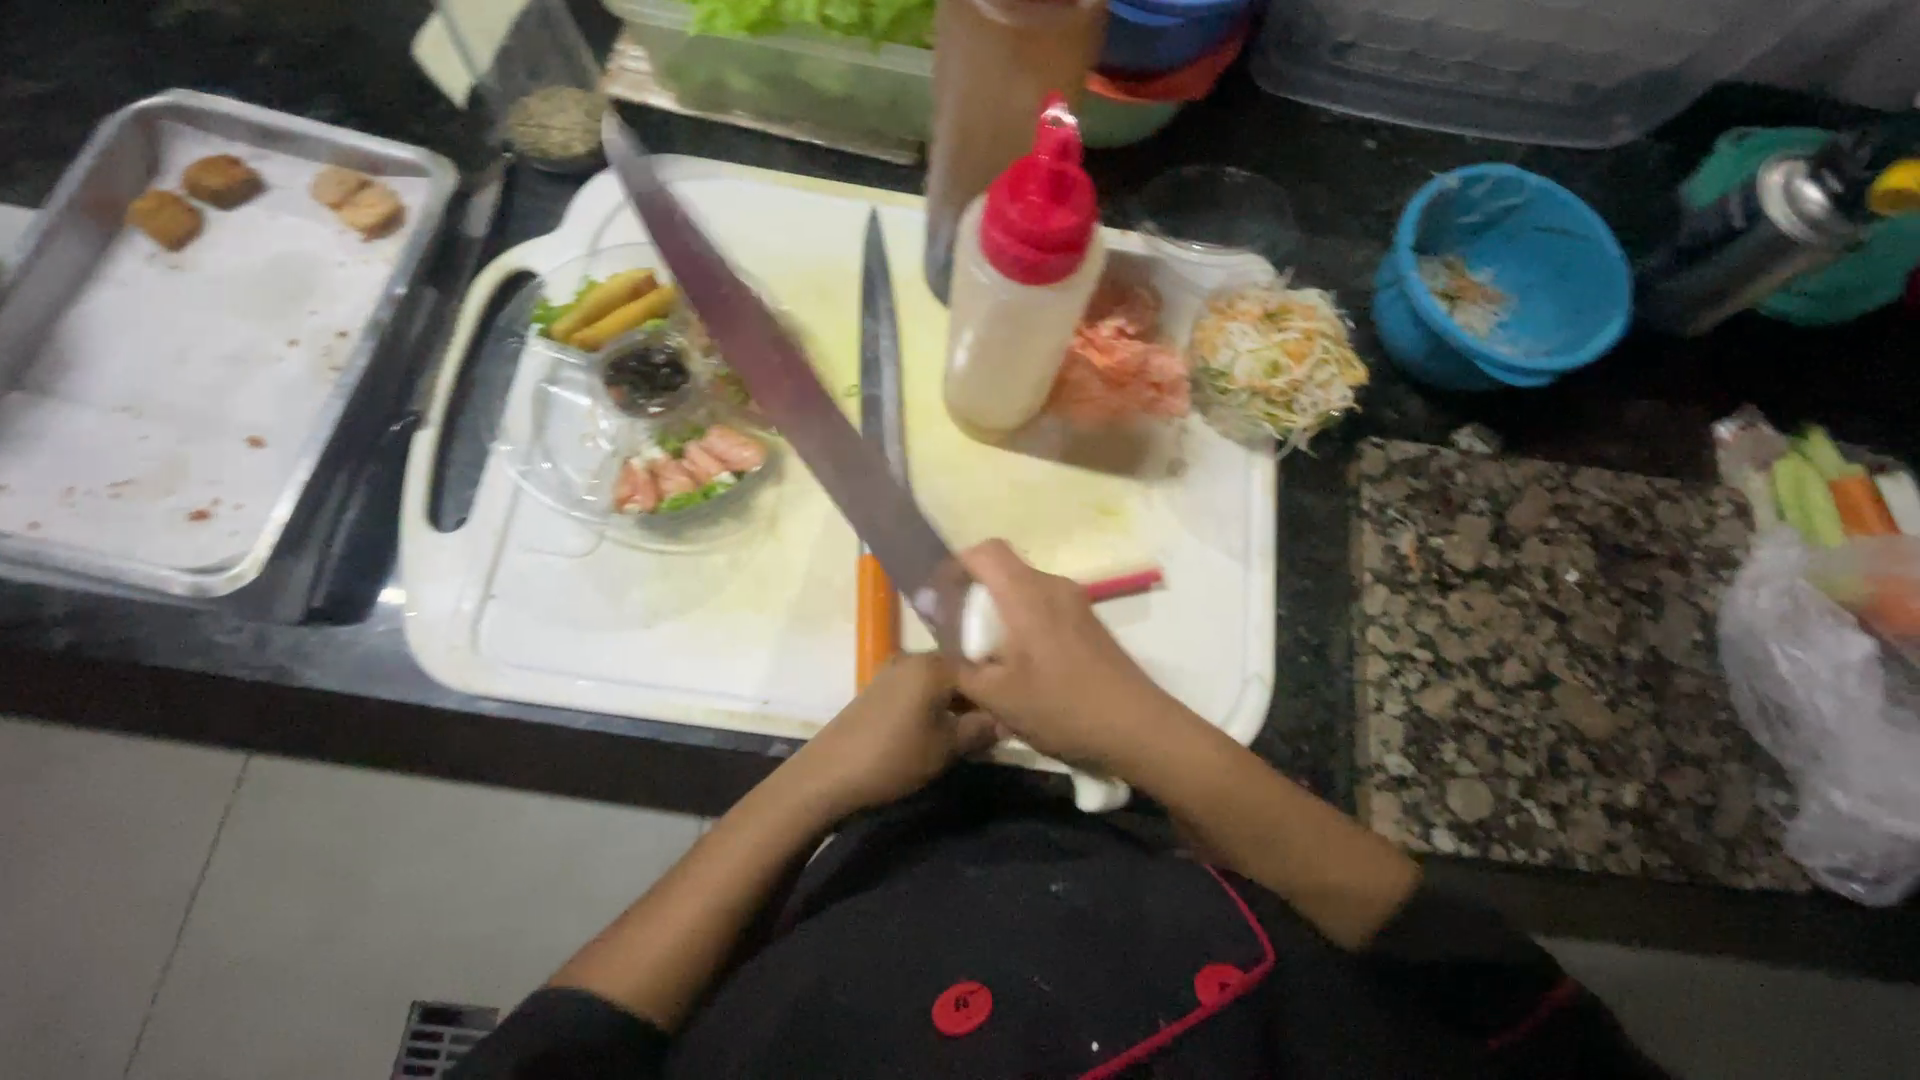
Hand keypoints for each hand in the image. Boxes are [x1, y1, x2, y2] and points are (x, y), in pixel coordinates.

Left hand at [787, 653, 999, 816]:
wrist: (829, 774)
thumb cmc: (894, 756)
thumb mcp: (946, 747)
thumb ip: (981, 729)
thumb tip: (1007, 719)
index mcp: (934, 663)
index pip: (983, 668)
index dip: (1002, 693)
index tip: (1017, 717)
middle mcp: (914, 657)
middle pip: (961, 672)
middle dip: (979, 698)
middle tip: (998, 727)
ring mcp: (893, 671)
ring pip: (940, 682)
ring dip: (957, 703)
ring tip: (973, 732)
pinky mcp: (879, 688)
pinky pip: (920, 689)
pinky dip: (936, 705)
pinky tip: (942, 729)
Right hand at [955, 540, 1194, 772]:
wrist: (1138, 727)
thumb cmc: (1062, 706)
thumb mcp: (997, 697)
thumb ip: (961, 671)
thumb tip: (945, 655)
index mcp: (1027, 594)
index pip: (985, 551)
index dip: (955, 566)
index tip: (940, 598)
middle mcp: (1053, 587)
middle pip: (1003, 571)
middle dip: (974, 597)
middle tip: (958, 635)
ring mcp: (1076, 603)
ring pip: (1024, 592)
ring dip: (999, 615)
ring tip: (987, 657)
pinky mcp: (1088, 624)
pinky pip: (1044, 609)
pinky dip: (1022, 626)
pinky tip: (1021, 669)